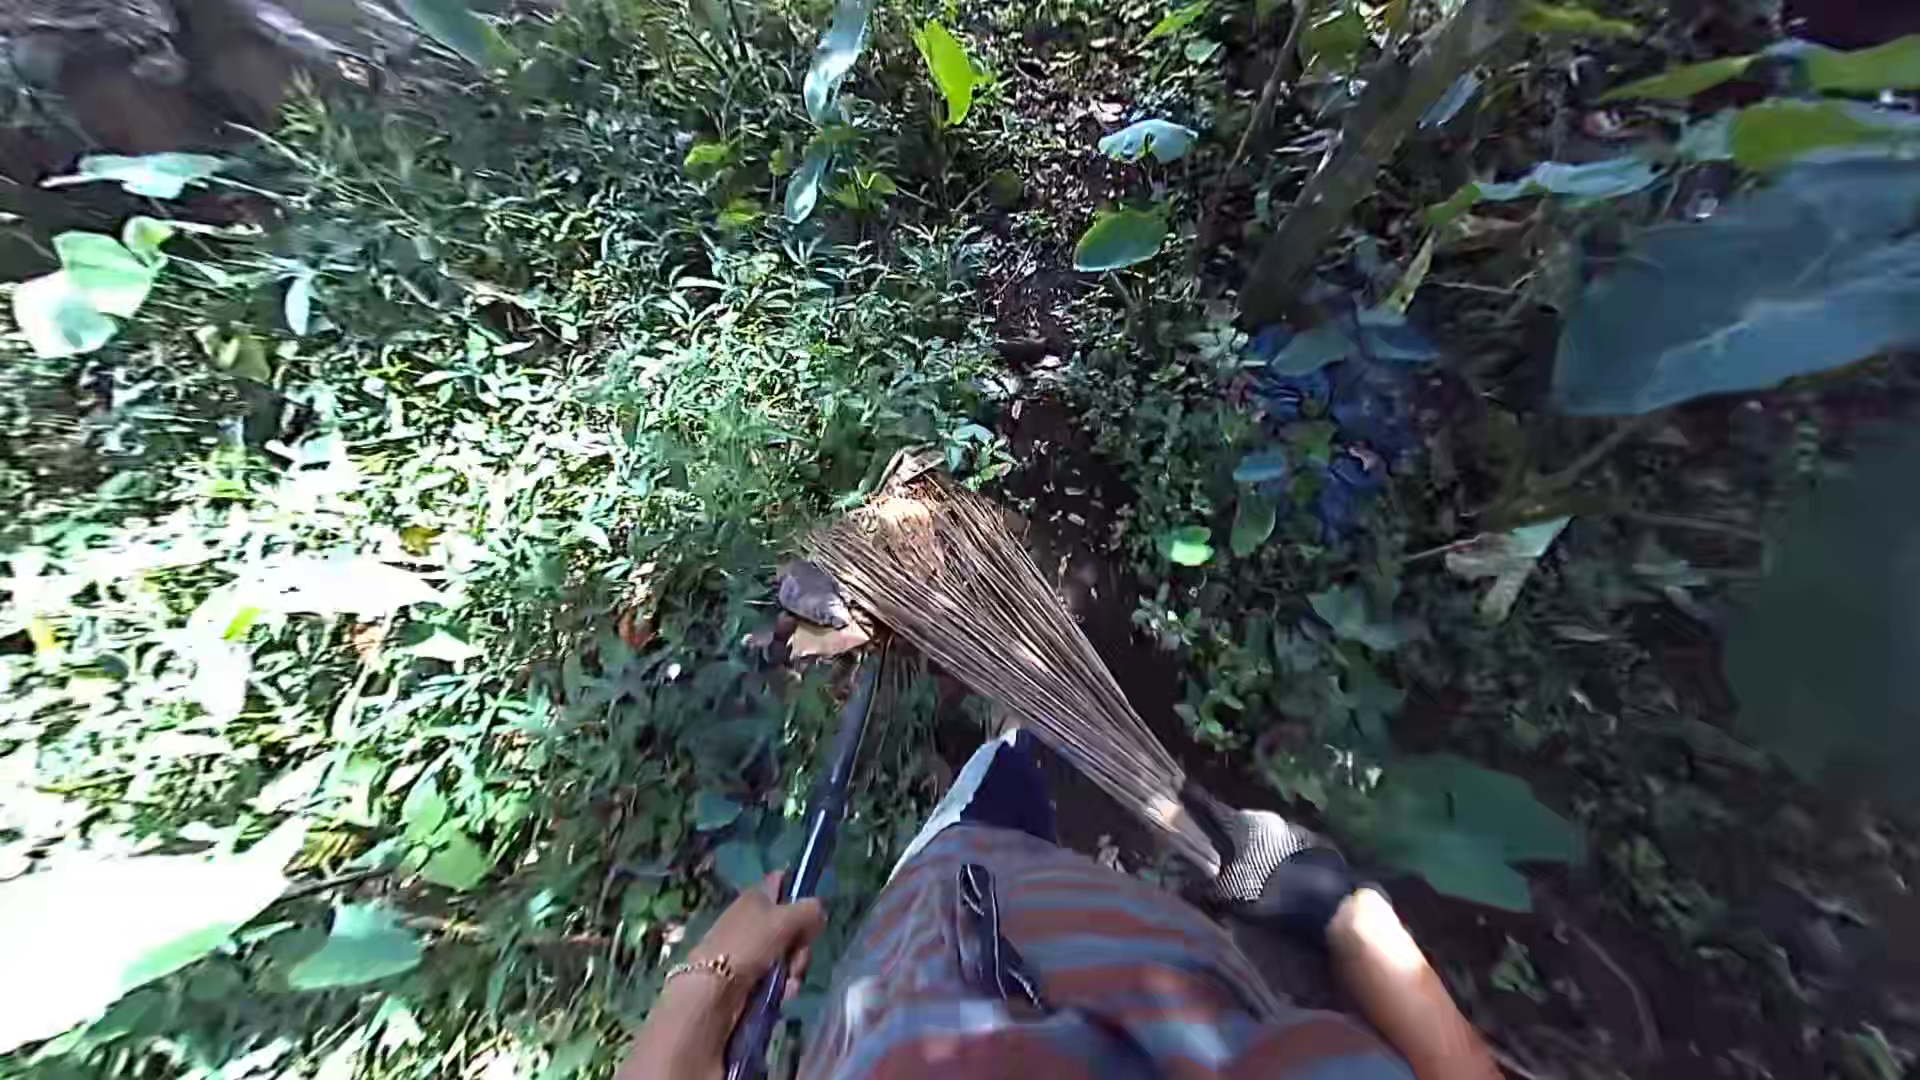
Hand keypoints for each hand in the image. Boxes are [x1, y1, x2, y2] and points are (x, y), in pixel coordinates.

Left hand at [620, 873, 826, 1079]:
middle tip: (798, 954)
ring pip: (785, 954)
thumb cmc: (746, 945)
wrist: (707, 998)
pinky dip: (782, 987)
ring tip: (790, 981)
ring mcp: (747, 952)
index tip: (808, 913)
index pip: (781, 883)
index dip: (797, 893)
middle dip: (800, 942)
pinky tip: (783, 995)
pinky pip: (775, 978)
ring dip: (794, 967)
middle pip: (790, 924)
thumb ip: (810, 910)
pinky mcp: (745, 982)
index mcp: (755, 896)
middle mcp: (751, 920)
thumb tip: (820, 913)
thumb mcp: (785, 918)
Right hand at [1184, 784, 1361, 941]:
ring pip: (1264, 833)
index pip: (1206, 805)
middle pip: (1237, 821)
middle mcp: (1262, 817)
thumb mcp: (1232, 896)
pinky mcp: (1316, 842)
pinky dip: (1282, 855)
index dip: (1192, 801)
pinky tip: (1285, 874)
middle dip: (1229, 833)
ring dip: (1258, 845)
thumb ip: (1203, 888)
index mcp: (1237, 823)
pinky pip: (1289, 845)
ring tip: (1257, 867)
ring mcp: (1292, 827)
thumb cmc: (1274, 895)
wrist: (1335, 906)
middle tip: (1223, 850)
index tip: (1182, 792)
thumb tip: (1177, 885)